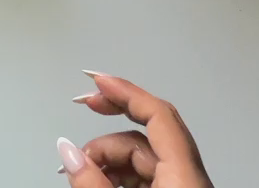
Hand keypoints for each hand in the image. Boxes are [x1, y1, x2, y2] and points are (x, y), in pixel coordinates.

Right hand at [58, 73, 212, 187]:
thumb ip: (92, 180)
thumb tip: (66, 150)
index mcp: (186, 176)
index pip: (160, 114)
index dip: (126, 91)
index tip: (96, 80)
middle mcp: (192, 180)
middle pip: (148, 135)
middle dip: (110, 127)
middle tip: (82, 111)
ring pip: (145, 158)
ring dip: (109, 157)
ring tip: (82, 171)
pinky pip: (150, 178)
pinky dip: (120, 174)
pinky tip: (99, 181)